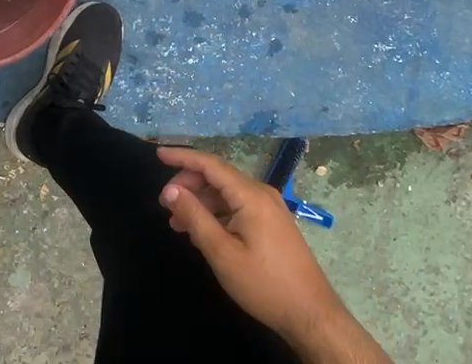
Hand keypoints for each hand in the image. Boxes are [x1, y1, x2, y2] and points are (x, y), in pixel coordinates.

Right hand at [156, 146, 362, 351]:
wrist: (313, 317)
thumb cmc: (265, 284)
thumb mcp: (222, 253)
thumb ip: (194, 217)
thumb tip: (170, 190)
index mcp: (251, 196)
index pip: (210, 164)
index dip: (182, 156)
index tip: (158, 154)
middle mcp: (262, 195)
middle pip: (218, 177)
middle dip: (189, 185)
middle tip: (165, 204)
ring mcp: (270, 210)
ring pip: (227, 194)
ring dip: (201, 203)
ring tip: (178, 224)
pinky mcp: (273, 225)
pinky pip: (238, 208)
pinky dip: (216, 214)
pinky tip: (203, 234)